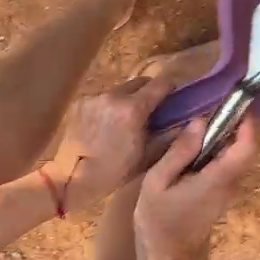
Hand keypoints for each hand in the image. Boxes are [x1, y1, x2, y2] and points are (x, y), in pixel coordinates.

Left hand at [42, 75, 175, 209]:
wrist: (74, 177)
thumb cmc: (114, 171)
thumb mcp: (148, 155)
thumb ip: (169, 133)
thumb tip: (186, 119)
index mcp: (133, 109)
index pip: (160, 83)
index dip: (170, 88)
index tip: (173, 96)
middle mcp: (113, 96)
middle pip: (139, 82)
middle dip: (148, 92)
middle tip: (151, 109)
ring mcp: (95, 98)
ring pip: (120, 89)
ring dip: (127, 99)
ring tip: (126, 119)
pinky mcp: (81, 103)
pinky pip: (102, 98)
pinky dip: (109, 106)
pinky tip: (106, 124)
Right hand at [134, 116, 259, 259]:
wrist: (169, 254)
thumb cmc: (159, 220)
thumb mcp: (157, 182)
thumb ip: (179, 152)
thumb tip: (200, 121)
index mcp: (218, 178)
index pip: (248, 145)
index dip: (248, 120)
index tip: (235, 100)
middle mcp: (232, 182)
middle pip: (247, 147)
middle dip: (236, 123)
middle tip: (213, 105)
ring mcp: (230, 189)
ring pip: (238, 155)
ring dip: (226, 135)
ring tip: (201, 121)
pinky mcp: (222, 193)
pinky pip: (228, 164)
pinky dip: (218, 149)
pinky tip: (196, 145)